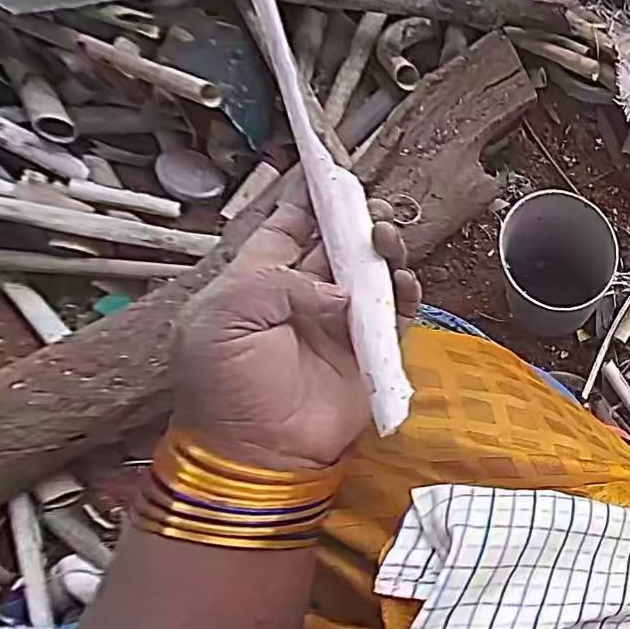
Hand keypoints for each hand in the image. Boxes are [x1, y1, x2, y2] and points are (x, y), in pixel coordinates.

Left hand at [171, 200, 420, 471]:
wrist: (263, 454)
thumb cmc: (229, 388)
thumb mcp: (222, 322)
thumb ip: (275, 286)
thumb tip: (339, 291)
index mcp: (260, 280)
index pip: (289, 227)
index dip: (310, 200)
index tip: (333, 175)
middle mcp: (305, 295)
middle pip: (339, 244)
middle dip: (358, 222)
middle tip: (373, 213)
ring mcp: (342, 322)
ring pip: (373, 273)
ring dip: (385, 253)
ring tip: (388, 241)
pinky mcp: (373, 350)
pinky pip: (398, 314)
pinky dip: (407, 295)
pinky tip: (405, 284)